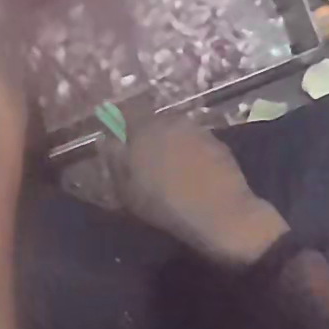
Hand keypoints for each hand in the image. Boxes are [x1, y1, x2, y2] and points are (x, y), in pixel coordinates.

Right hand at [115, 119, 288, 267]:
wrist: (221, 214)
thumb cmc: (166, 206)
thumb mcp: (127, 192)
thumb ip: (115, 163)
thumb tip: (107, 143)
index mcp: (143, 129)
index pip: (126, 114)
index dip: (122, 125)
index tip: (122, 143)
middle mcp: (170, 121)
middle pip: (154, 123)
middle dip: (149, 138)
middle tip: (148, 163)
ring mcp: (198, 130)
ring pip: (177, 133)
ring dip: (173, 146)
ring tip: (173, 172)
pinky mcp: (219, 143)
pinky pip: (198, 144)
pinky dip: (193, 155)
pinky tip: (195, 176)